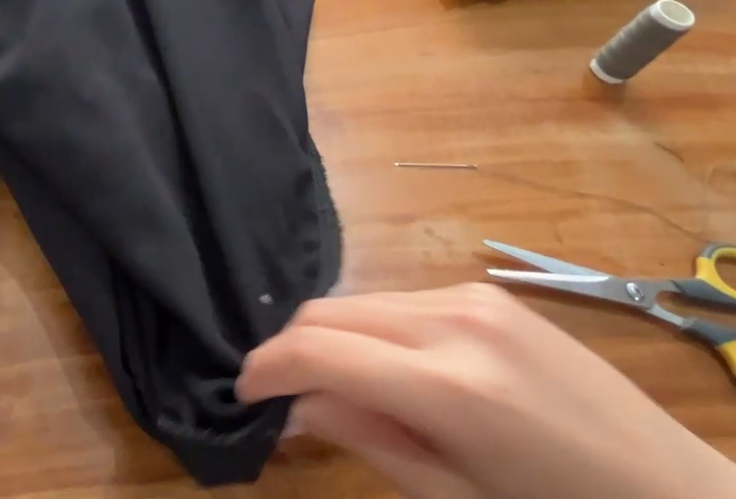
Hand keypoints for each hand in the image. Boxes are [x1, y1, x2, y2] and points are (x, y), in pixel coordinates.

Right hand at [236, 284, 735, 498]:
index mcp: (451, 388)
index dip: (266, 368)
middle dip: (292, 348)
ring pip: (361, 301)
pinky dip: (375, 329)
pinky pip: (402, 300)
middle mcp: (454, 322)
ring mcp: (474, 298)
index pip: (319, 351)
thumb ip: (371, 442)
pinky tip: (394, 371)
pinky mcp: (490, 293)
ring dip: (334, 338)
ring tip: (342, 389)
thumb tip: (295, 407)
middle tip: (283, 396)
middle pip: (329, 311)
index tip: (244, 394)